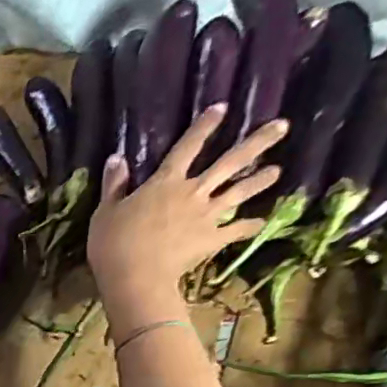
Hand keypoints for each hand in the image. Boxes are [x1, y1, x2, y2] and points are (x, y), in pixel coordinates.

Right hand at [88, 105, 286, 342]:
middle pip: (229, 163)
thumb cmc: (114, 245)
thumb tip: (116, 158)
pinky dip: (248, 227)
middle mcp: (192, 193)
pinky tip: (260, 223)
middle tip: (281, 126)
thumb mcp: (105, 213)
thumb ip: (114, 186)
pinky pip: (235, 231)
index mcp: (165, 182)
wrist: (135, 278)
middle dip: (256, 143)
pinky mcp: (211, 240)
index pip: (187, 146)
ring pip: (238, 193)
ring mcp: (205, 216)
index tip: (222, 108)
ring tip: (277, 171)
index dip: (204, 126)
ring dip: (259, 181)